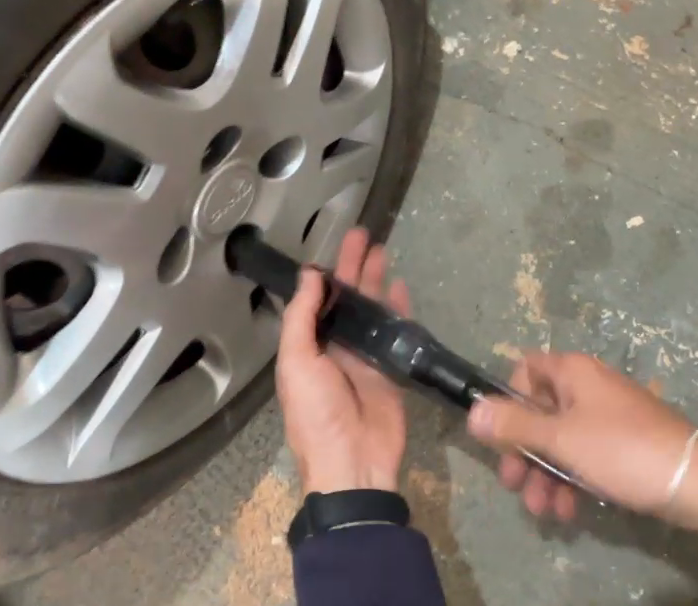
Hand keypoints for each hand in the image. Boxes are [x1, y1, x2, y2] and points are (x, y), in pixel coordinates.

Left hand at [275, 228, 411, 495]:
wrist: (354, 463)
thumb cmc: (318, 414)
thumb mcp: (296, 363)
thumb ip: (301, 317)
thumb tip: (310, 275)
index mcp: (308, 347)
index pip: (316, 301)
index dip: (325, 273)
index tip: (332, 244)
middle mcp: (335, 347)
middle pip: (346, 299)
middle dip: (352, 267)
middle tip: (362, 234)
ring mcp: (365, 357)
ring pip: (371, 310)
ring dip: (375, 280)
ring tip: (381, 249)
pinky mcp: (392, 369)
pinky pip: (396, 332)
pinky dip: (399, 308)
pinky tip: (401, 286)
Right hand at [467, 352, 697, 519]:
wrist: (692, 480)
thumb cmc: (621, 449)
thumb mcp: (561, 439)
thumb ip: (515, 426)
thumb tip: (472, 410)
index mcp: (573, 371)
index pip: (526, 369)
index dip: (511, 399)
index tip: (504, 435)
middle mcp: (588, 386)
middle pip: (541, 410)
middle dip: (524, 451)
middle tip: (514, 485)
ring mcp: (607, 415)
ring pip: (561, 439)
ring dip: (545, 474)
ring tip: (543, 511)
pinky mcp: (623, 444)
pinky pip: (584, 455)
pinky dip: (571, 479)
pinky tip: (567, 512)